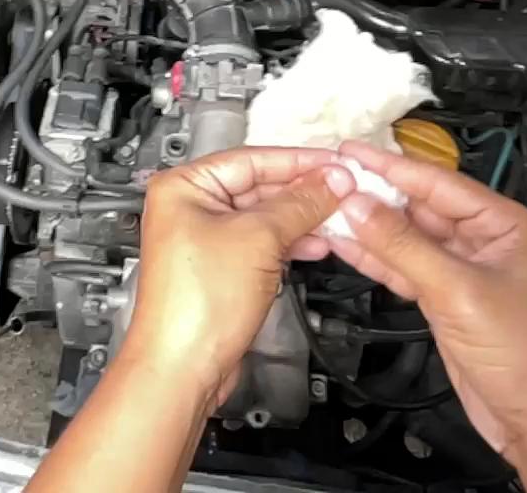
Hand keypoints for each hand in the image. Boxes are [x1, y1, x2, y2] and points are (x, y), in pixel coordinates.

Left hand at [123, 147, 353, 407]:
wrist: (183, 368)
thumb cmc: (195, 305)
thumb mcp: (258, 239)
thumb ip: (298, 204)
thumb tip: (329, 181)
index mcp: (183, 185)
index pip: (251, 158)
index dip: (298, 162)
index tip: (334, 163)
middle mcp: (188, 206)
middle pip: (257, 185)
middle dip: (302, 190)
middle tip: (343, 189)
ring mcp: (203, 237)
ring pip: (262, 215)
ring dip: (300, 217)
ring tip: (336, 216)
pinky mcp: (218, 267)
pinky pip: (260, 242)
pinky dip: (288, 242)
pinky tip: (314, 245)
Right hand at [327, 142, 526, 460]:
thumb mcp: (461, 291)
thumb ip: (403, 246)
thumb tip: (359, 206)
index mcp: (506, 225)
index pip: (438, 182)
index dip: (391, 166)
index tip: (351, 152)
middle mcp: (486, 242)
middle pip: (420, 207)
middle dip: (376, 195)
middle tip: (333, 180)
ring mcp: (465, 272)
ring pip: (408, 238)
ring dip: (370, 227)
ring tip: (328, 208)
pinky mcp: (448, 300)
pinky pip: (405, 268)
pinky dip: (376, 258)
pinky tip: (345, 244)